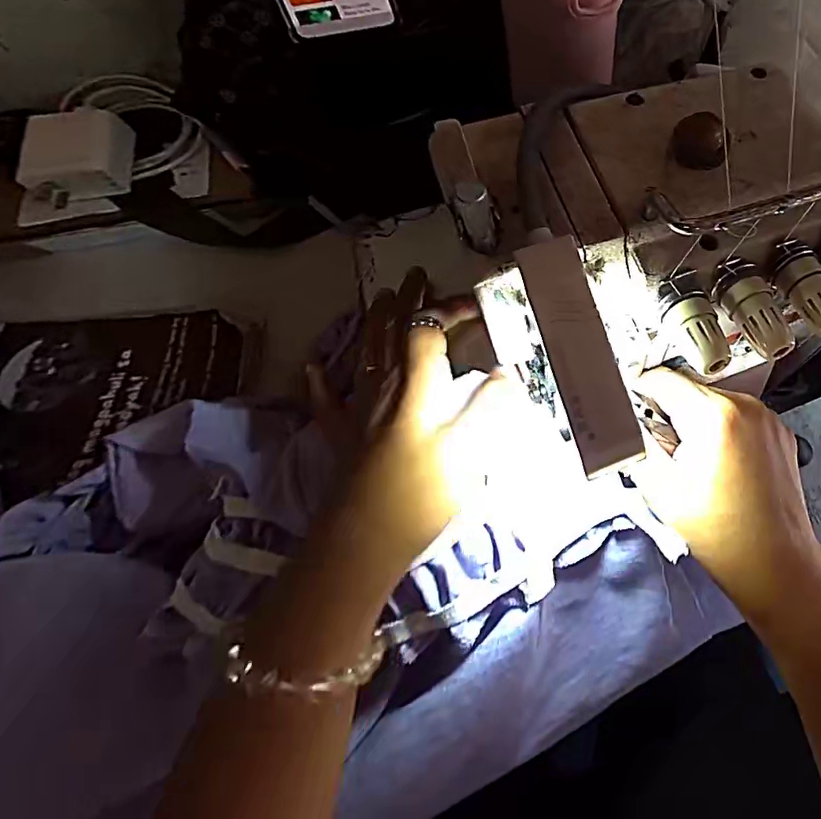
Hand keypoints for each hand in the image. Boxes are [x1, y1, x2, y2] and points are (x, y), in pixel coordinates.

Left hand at [309, 280, 520, 560]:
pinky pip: (328, 403)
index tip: (470, 302)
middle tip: (417, 276)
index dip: (446, 312)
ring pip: (365, 356)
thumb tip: (508, 371)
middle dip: (407, 303)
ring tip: (378, 298)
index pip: (427, 334)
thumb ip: (486, 407)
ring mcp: (360, 413)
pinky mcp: (345, 438)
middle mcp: (384, 391)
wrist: (360, 544)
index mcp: (415, 390)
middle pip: (393, 335)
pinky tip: (312, 369)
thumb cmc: (420, 497)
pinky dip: (321, 382)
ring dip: (373, 324)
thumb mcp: (467, 453)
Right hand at [630, 368, 820, 625]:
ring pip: (714, 403)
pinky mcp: (777, 433)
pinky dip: (722, 433)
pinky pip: (738, 418)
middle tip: (662, 449)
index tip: (629, 403)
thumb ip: (636, 446)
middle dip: (669, 413)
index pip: (663, 379)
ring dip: (696, 422)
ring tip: (695, 465)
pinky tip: (718, 468)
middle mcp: (747, 408)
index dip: (638, 390)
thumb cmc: (727, 537)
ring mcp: (766, 419)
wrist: (775, 563)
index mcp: (716, 415)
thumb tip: (624, 424)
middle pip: (690, 390)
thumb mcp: (661, 489)